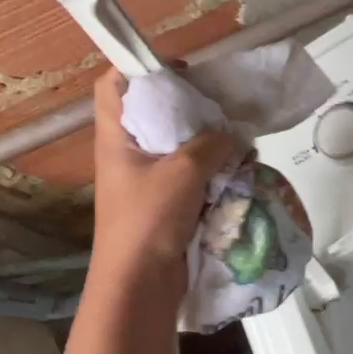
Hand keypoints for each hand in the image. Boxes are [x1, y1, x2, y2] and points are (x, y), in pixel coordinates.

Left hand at [88, 69, 238, 281]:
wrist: (141, 285)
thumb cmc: (148, 221)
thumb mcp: (184, 170)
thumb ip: (212, 142)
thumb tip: (233, 135)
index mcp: (117, 138)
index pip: (114, 85)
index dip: (141, 68)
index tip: (181, 71)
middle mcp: (129, 152)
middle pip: (155, 110)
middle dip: (189, 103)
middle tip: (220, 101)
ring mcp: (148, 177)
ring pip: (179, 141)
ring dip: (208, 138)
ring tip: (236, 135)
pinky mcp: (168, 199)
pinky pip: (193, 169)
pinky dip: (215, 164)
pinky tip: (238, 166)